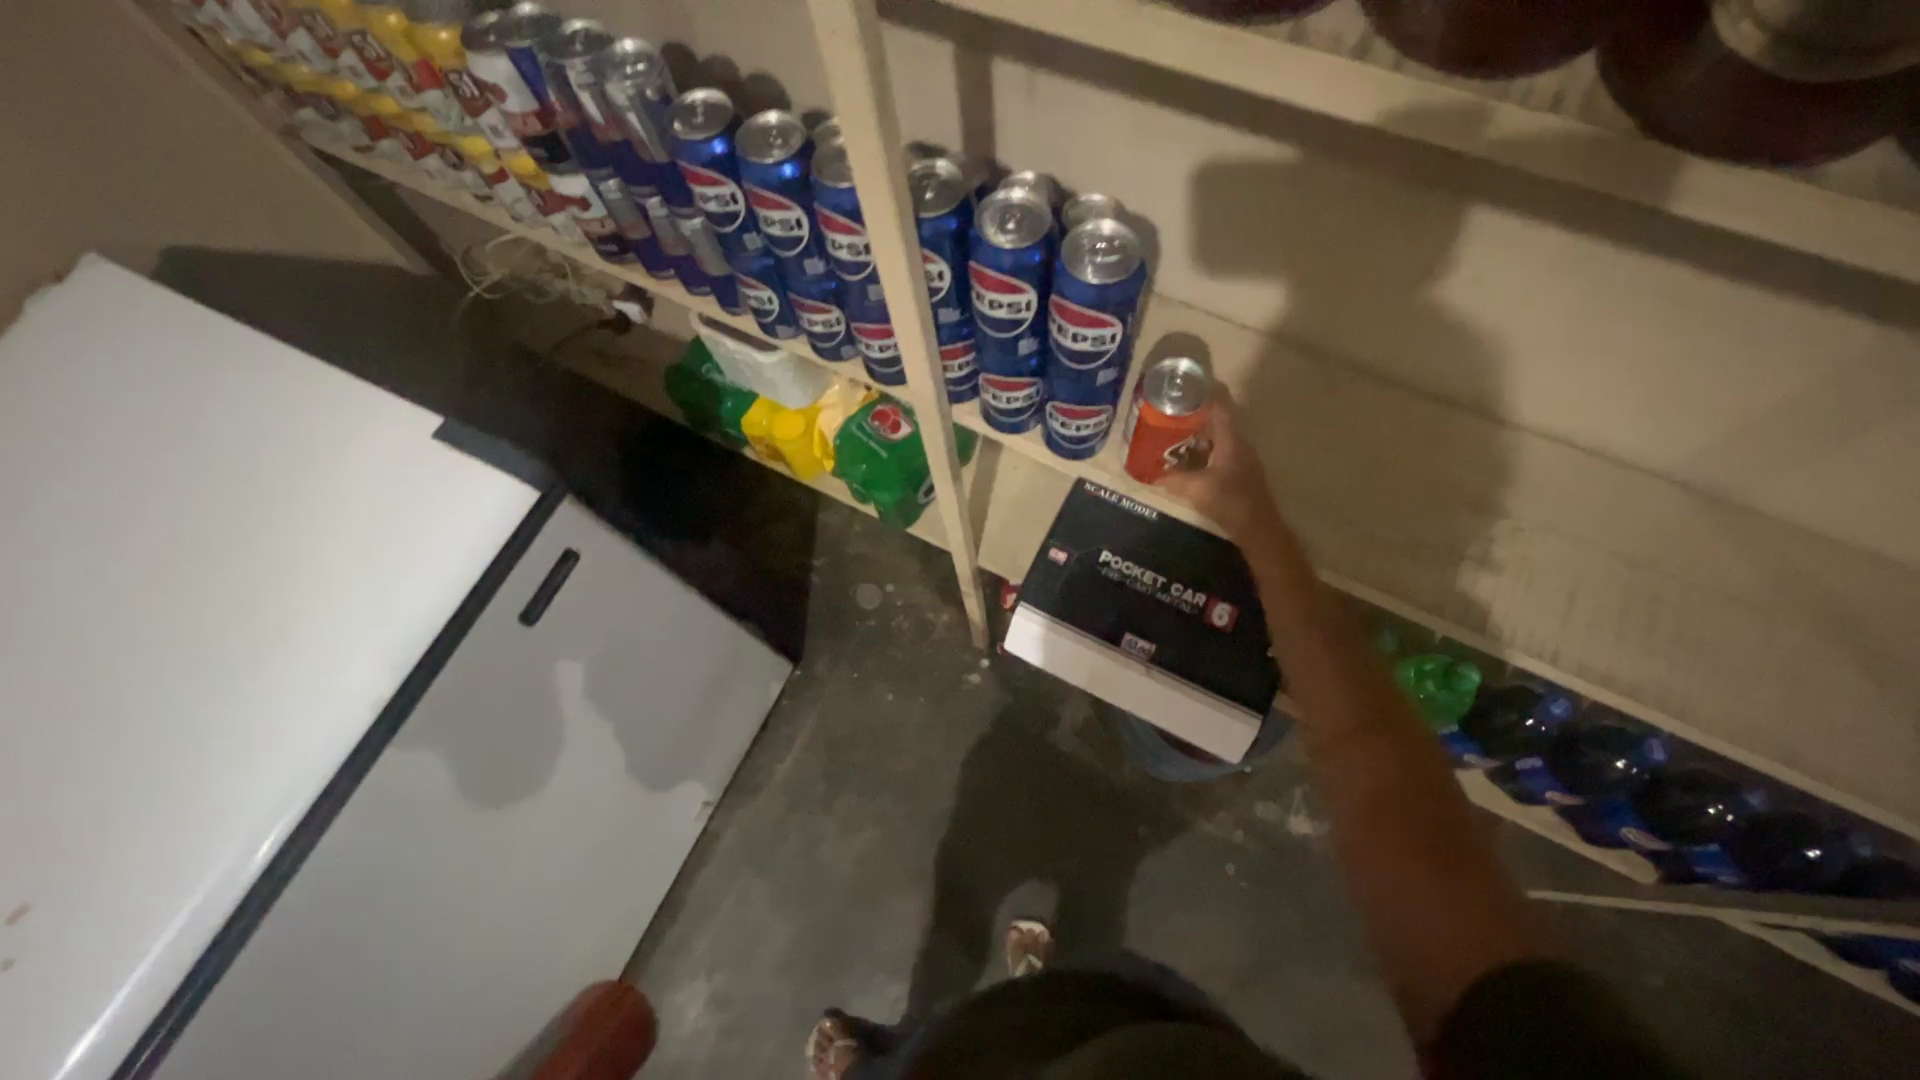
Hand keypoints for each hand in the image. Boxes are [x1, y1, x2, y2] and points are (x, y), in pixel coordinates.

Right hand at [1157, 389, 1279, 537]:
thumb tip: (1151, 474)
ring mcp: (1241, 457)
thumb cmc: (1230, 503)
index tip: (1184, 385)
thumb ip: (1173, 479)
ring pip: (1218, 434)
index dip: (1205, 391)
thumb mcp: (1196, 490)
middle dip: (1195, 411)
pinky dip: (1203, 447)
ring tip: (1173, 430)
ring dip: (1199, 430)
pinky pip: (1219, 449)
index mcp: (1231, 440)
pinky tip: (1186, 456)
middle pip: (1218, 418)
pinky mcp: (1239, 471)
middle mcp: (1239, 442)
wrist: (1259, 529)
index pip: (1220, 405)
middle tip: (1170, 409)